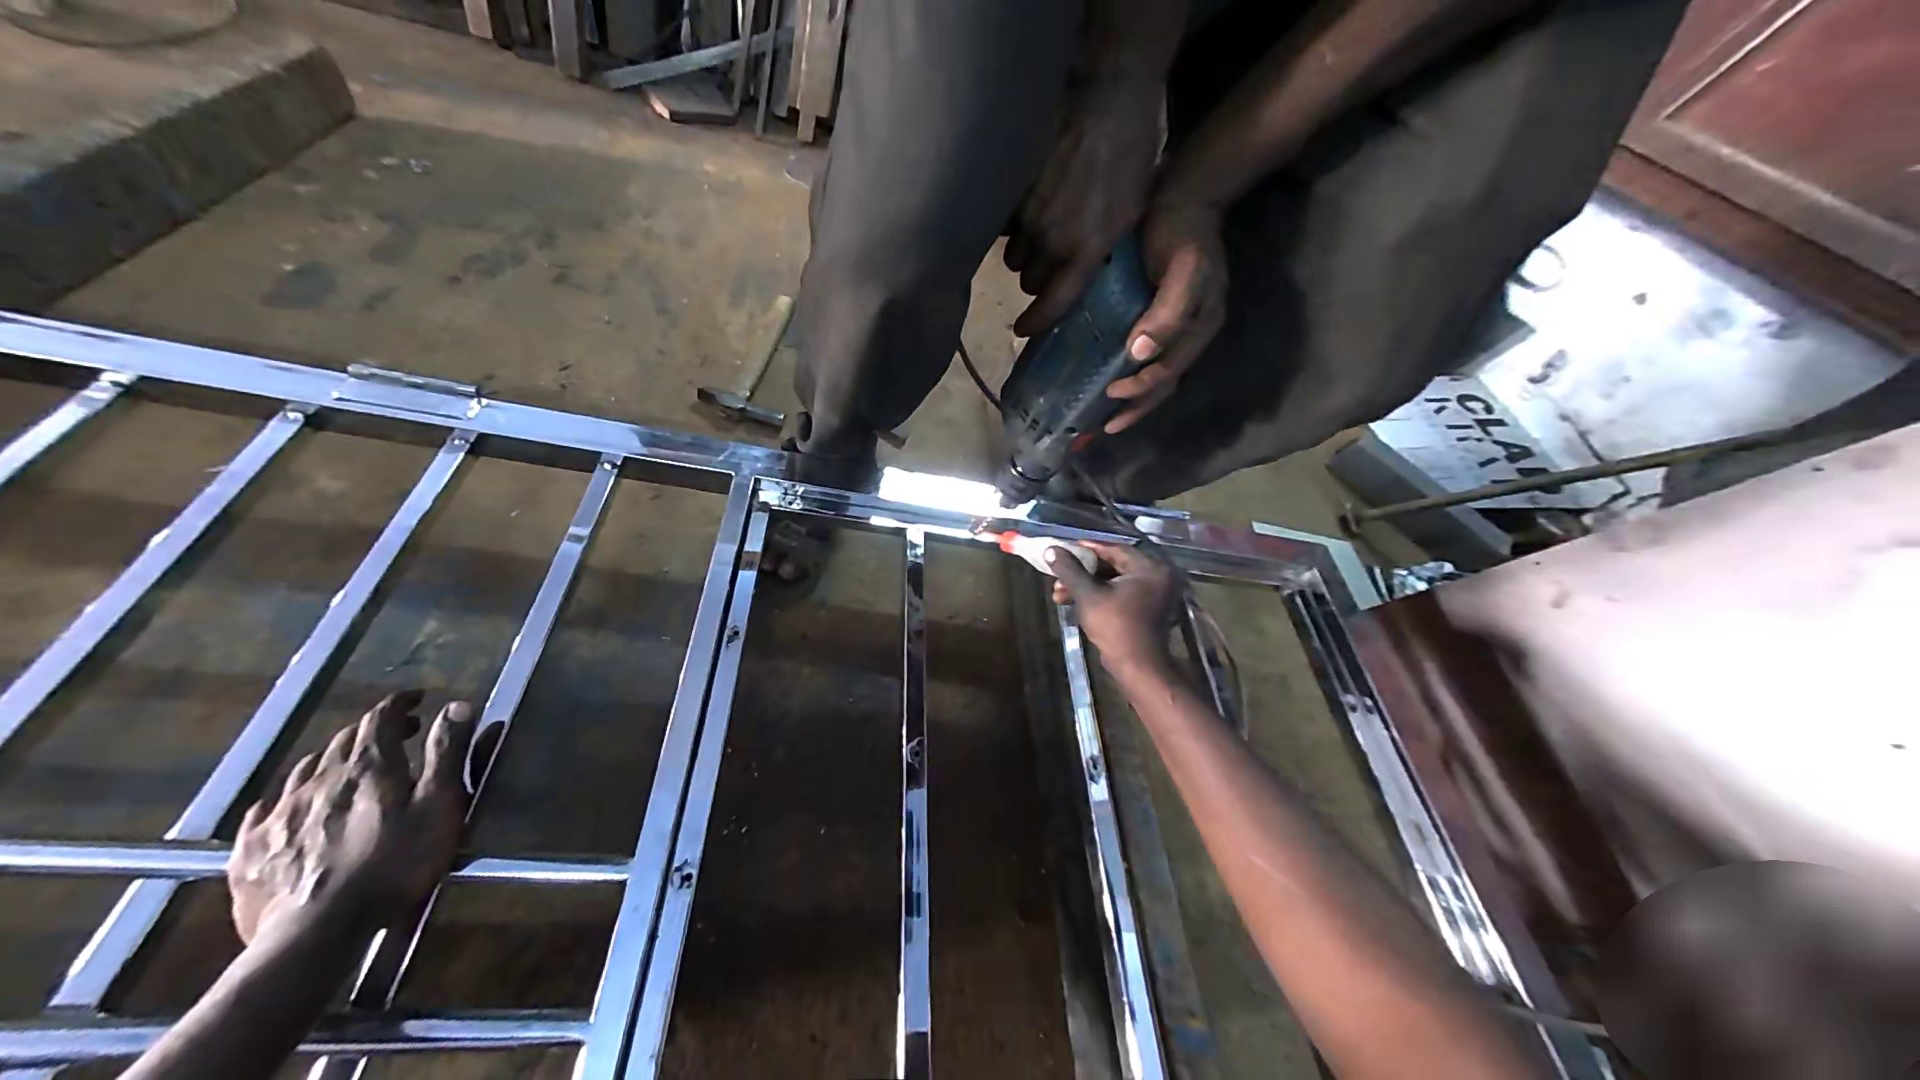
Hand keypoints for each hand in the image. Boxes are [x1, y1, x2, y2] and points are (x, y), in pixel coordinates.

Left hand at [228, 691, 476, 944]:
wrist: (316, 931)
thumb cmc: (395, 863)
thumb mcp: (440, 804)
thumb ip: (448, 753)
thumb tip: (456, 706)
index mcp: (369, 764)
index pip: (381, 716)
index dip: (400, 703)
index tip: (417, 699)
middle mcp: (320, 778)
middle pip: (344, 740)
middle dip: (373, 730)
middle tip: (398, 734)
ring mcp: (279, 813)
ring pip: (305, 769)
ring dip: (332, 759)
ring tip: (349, 766)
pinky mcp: (251, 849)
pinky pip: (265, 808)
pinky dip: (287, 796)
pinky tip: (291, 805)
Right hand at [1005, 73, 1163, 337]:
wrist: (1108, 102)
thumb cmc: (1131, 160)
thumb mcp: (1129, 217)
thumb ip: (1100, 253)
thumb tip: (1083, 276)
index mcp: (1084, 251)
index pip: (1052, 303)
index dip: (1036, 321)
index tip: (1024, 329)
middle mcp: (1051, 242)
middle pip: (1030, 282)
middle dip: (1039, 280)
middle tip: (1053, 266)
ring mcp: (1029, 218)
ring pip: (1015, 258)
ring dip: (1027, 255)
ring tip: (1044, 237)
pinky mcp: (1015, 195)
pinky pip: (1007, 229)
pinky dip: (1017, 229)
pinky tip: (1035, 213)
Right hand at [1047, 540, 1180, 671]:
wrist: (1137, 667)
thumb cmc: (1115, 627)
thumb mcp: (1088, 595)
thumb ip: (1070, 570)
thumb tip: (1051, 550)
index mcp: (1149, 568)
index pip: (1114, 549)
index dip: (1086, 548)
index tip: (1064, 548)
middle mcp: (1156, 577)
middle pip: (1113, 566)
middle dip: (1081, 572)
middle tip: (1058, 574)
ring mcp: (1153, 595)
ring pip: (1113, 582)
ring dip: (1085, 586)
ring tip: (1059, 594)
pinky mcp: (1146, 611)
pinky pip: (1119, 595)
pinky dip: (1098, 597)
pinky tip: (1074, 603)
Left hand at [1104, 197, 1227, 433]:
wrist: (1184, 195)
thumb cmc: (1184, 232)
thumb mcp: (1185, 268)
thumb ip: (1168, 313)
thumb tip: (1139, 355)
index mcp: (1198, 331)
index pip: (1167, 377)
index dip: (1138, 393)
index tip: (1108, 396)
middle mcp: (1187, 338)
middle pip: (1159, 387)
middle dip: (1129, 411)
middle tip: (1094, 431)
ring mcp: (1172, 330)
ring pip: (1150, 378)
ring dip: (1125, 401)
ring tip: (1095, 420)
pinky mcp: (1155, 319)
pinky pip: (1140, 358)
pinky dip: (1122, 375)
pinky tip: (1101, 382)